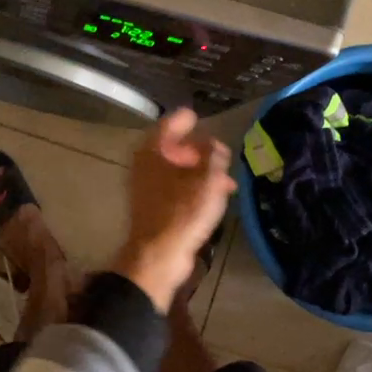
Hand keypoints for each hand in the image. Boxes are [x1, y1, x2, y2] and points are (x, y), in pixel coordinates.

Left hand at [111, 109, 235, 310]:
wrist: (159, 255)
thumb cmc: (182, 213)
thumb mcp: (206, 180)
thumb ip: (213, 157)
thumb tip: (214, 145)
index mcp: (152, 152)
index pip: (168, 124)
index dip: (185, 119)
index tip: (197, 116)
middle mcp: (145, 165)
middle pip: (173, 148)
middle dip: (199, 151)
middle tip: (221, 154)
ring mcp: (147, 187)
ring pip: (177, 170)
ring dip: (201, 172)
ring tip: (226, 180)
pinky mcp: (154, 206)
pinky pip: (176, 188)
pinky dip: (194, 187)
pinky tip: (214, 197)